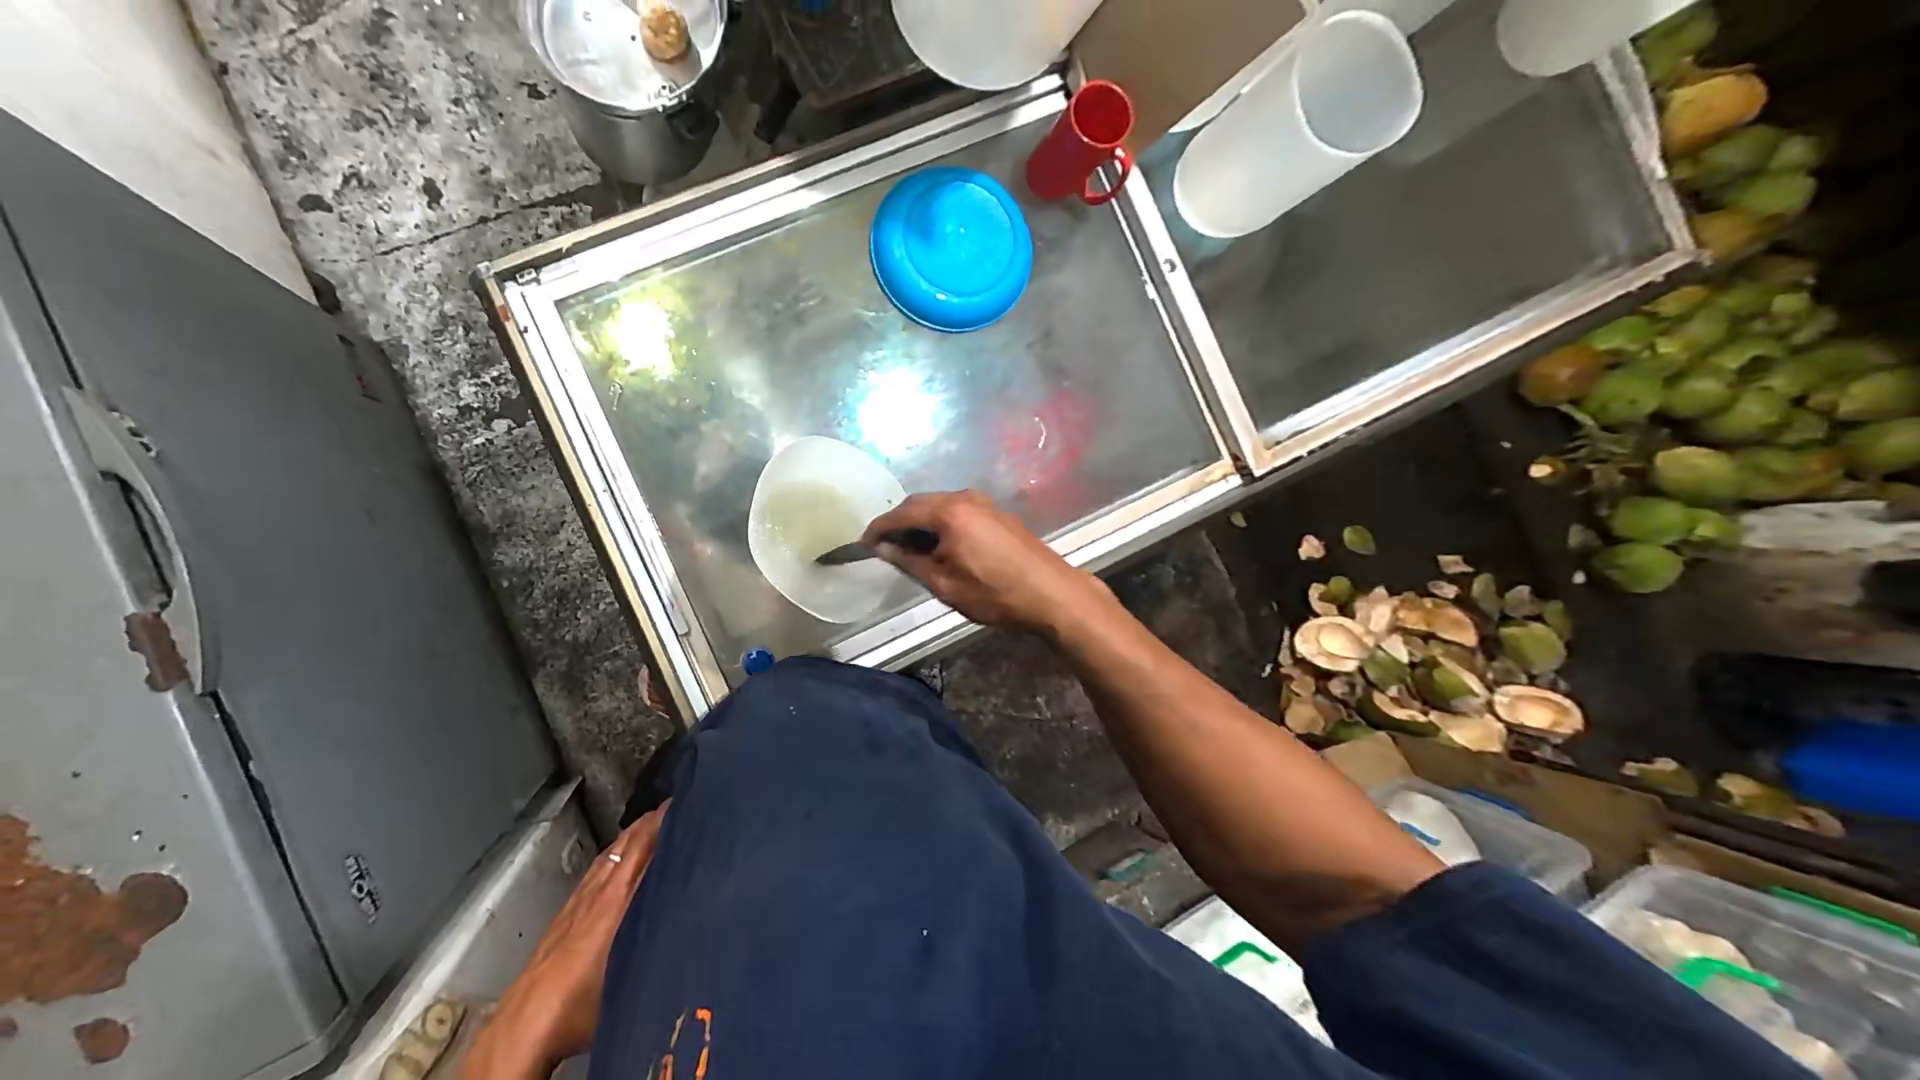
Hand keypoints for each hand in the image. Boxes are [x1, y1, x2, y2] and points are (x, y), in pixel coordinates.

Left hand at [463, 805, 667, 1079]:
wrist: (524, 1026)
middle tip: (677, 807)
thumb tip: (697, 923)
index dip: (660, 823)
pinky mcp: (566, 913)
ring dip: (632, 834)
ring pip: (610, 854)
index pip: (641, 847)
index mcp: (615, 899)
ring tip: (653, 822)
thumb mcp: (631, 970)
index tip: (682, 803)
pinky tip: (618, 856)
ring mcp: (579, 901)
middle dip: (650, 822)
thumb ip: (659, 938)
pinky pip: (597, 869)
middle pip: (626, 844)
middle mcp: (598, 891)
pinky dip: (614, 853)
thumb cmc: (581, 1003)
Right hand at [862, 491, 1114, 635]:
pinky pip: (958, 511)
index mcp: (949, 512)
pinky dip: (942, 525)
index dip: (879, 529)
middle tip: (885, 549)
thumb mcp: (943, 583)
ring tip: (911, 551)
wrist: (1052, 594)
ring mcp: (985, 503)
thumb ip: (908, 561)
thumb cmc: (994, 593)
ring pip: (940, 506)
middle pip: (920, 503)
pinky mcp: (998, 514)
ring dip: (921, 524)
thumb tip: (882, 548)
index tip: (863, 544)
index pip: (901, 513)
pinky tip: (940, 547)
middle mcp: (965, 498)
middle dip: (899, 523)